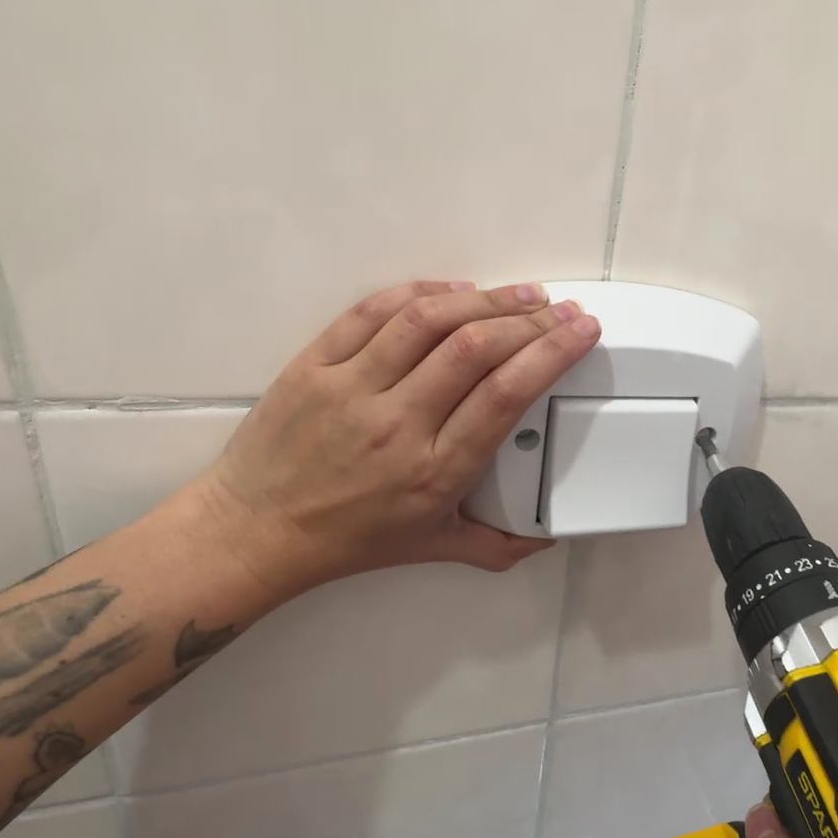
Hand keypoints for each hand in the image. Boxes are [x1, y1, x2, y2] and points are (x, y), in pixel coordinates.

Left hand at [189, 280, 600, 596]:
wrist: (255, 531)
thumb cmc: (347, 540)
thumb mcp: (432, 547)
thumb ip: (497, 543)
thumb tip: (546, 538)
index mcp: (434, 471)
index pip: (506, 395)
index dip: (552, 353)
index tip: (582, 331)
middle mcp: (396, 424)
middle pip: (475, 349)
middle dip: (532, 319)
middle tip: (562, 308)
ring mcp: (351, 389)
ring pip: (428, 321)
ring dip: (486, 299)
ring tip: (523, 293)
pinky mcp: (314, 365)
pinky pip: (372, 312)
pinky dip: (421, 292)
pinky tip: (456, 290)